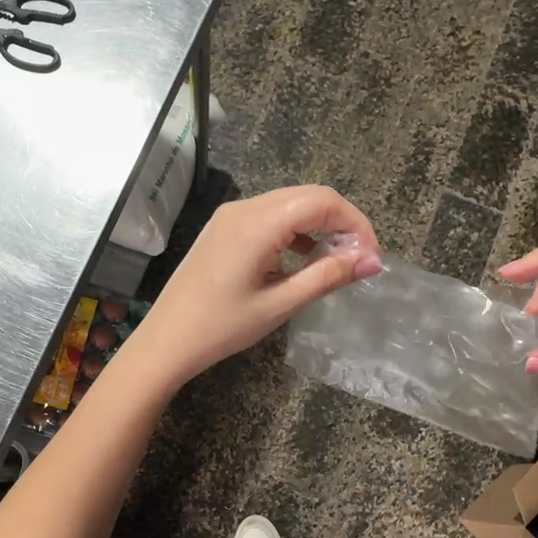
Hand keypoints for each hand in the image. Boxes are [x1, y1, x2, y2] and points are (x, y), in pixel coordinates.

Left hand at [129, 185, 381, 388]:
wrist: (165, 341)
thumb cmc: (221, 327)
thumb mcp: (280, 304)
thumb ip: (327, 276)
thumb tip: (372, 261)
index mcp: (258, 223)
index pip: (323, 201)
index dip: (356, 223)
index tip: (371, 257)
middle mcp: (244, 208)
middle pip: (308, 196)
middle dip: (341, 222)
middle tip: (358, 260)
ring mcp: (230, 216)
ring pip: (290, 204)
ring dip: (318, 226)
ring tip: (334, 263)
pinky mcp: (223, 228)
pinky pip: (270, 216)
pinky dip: (295, 231)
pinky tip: (302, 260)